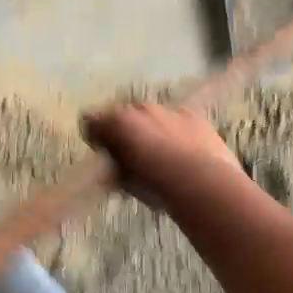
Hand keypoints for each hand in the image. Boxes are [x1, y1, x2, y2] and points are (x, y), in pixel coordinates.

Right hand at [83, 102, 242, 208]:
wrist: (203, 184)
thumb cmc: (155, 184)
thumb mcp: (124, 181)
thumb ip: (114, 166)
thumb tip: (112, 167)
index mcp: (115, 121)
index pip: (89, 121)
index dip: (95, 137)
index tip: (103, 153)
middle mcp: (138, 108)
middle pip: (122, 115)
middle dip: (125, 131)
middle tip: (134, 154)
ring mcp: (167, 109)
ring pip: (151, 115)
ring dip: (151, 129)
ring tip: (163, 154)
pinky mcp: (194, 116)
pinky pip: (178, 119)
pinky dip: (177, 131)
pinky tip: (186, 151)